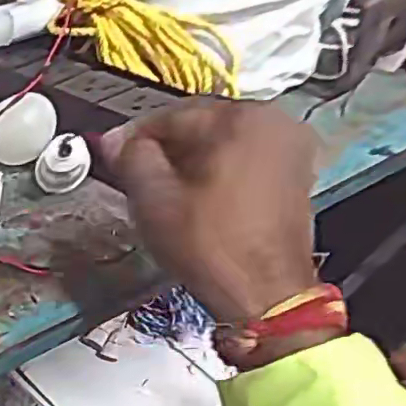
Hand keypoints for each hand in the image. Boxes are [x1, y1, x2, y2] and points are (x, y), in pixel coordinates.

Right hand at [95, 99, 322, 324]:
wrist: (263, 289)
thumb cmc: (207, 245)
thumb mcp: (155, 200)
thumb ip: (132, 160)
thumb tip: (115, 140)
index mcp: (241, 119)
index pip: (173, 115)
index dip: (134, 136)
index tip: (111, 155)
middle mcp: (274, 121)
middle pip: (201, 125)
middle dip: (164, 148)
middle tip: (132, 175)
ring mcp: (290, 146)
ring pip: (222, 142)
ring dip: (188, 159)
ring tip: (161, 189)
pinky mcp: (295, 172)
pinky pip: (243, 159)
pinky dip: (215, 171)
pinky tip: (194, 198)